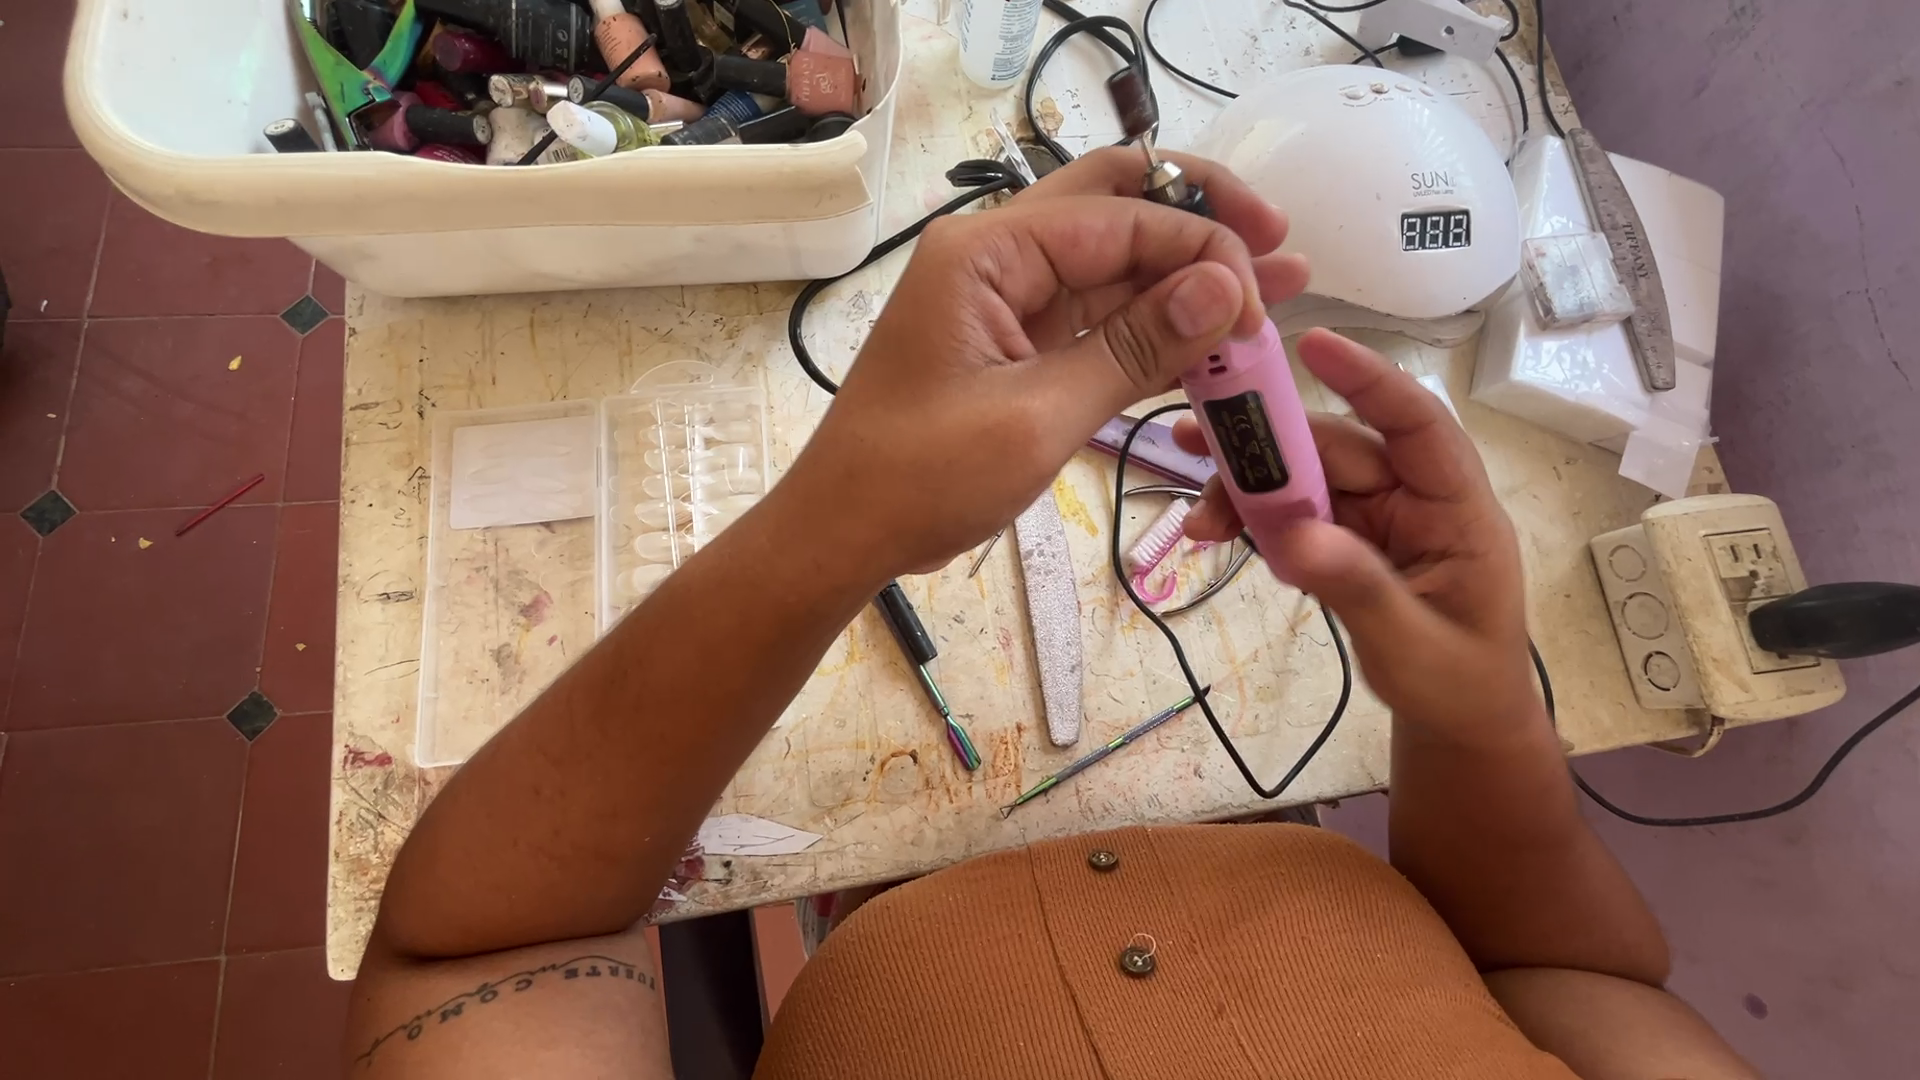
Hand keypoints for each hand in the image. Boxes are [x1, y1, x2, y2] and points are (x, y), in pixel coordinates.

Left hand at [779, 147, 1310, 579]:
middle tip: (1279, 246)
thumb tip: (1225, 289)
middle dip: (1199, 226)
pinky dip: (1148, 337)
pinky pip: (1092, 327)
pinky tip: (1209, 340)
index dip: (1201, 250)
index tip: (1260, 302)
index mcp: (986, 253)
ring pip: (1111, 274)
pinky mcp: (1013, 352)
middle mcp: (995, 261)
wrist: (845, 532)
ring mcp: (1005, 307)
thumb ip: (1132, 349)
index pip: (1118, 217)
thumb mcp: (1036, 416)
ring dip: (1185, 286)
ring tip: (1274, 291)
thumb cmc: (922, 479)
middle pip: (1114, 212)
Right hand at [1177, 330, 1538, 733]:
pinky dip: (1249, 519)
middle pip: (1332, 450)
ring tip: (1197, 519)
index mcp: (1455, 509)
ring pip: (1299, 479)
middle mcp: (1409, 499)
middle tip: (1192, 442)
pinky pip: (1287, 513)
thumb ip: (1357, 588)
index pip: (1417, 426)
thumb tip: (1295, 537)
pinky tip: (1215, 532)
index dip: (1368, 381)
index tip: (1311, 346)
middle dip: (1264, 450)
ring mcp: (1371, 518)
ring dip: (1244, 490)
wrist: (1454, 718)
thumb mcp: (1409, 643)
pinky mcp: (1340, 539)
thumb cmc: (1455, 682)